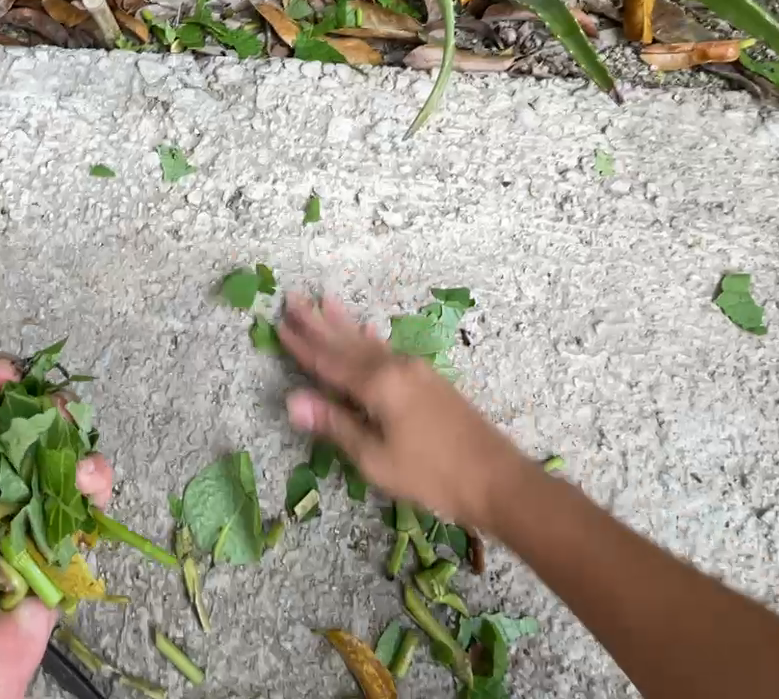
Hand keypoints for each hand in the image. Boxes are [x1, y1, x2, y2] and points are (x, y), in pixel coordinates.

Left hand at [0, 359, 113, 698]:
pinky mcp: (59, 542)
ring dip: (73, 430)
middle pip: (22, 423)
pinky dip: (96, 481)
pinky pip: (86, 502)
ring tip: (71, 426)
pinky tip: (89, 476)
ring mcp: (26, 512)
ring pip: (59, 453)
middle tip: (44, 394)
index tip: (1, 372)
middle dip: (38, 398)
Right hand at [279, 294, 531, 529]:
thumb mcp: (376, 458)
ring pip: (368, 341)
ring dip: (343, 323)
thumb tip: (291, 400)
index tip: (278, 323)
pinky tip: (367, 331)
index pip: (328, 362)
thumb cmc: (433, 476)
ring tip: (325, 300)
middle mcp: (394, 368)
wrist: (500, 480)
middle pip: (346, 342)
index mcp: (378, 385)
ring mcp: (414, 370)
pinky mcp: (428, 379)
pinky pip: (387, 349)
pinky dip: (369, 337)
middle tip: (293, 297)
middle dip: (318, 322)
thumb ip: (335, 424)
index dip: (302, 345)